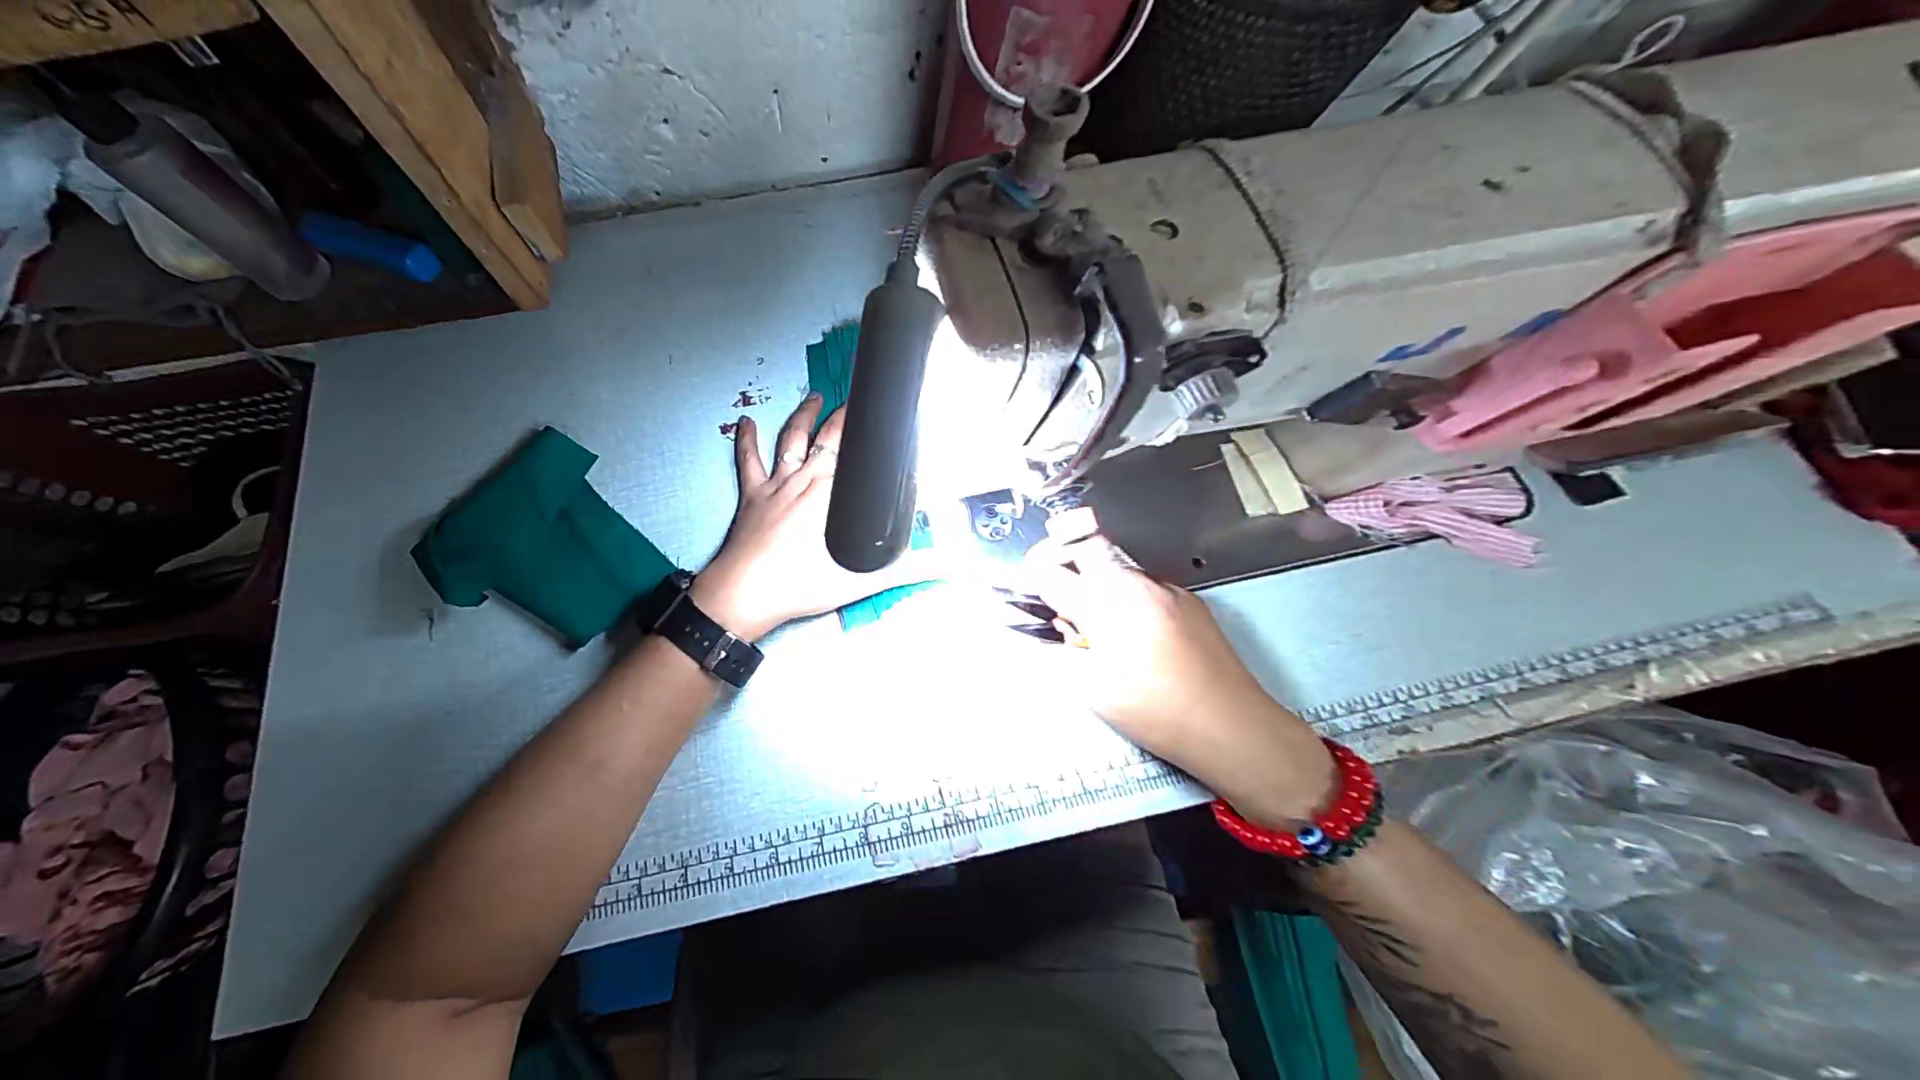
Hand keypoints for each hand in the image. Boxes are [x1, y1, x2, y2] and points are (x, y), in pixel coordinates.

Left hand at [691, 394, 935, 641]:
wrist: (747, 593)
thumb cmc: (803, 583)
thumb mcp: (865, 580)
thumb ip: (909, 568)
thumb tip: (947, 565)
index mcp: (834, 491)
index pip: (858, 451)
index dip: (870, 433)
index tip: (884, 420)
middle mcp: (807, 478)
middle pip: (828, 436)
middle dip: (843, 416)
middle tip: (854, 402)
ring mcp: (777, 483)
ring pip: (791, 438)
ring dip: (803, 416)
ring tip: (814, 398)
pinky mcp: (752, 495)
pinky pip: (749, 460)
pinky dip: (747, 440)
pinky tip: (746, 423)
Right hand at [1024, 529, 1335, 826]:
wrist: (1229, 723)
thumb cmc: (1154, 709)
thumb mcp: (1089, 688)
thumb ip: (1060, 650)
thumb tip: (1051, 630)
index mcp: (1105, 600)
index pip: (1052, 571)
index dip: (1031, 577)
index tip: (1025, 588)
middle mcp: (1136, 582)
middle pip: (1087, 546)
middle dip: (1063, 560)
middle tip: (1054, 588)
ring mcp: (1167, 588)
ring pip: (1118, 565)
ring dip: (1096, 579)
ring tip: (1094, 620)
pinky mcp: (1189, 601)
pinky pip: (1146, 584)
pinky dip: (1127, 596)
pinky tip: (1132, 632)